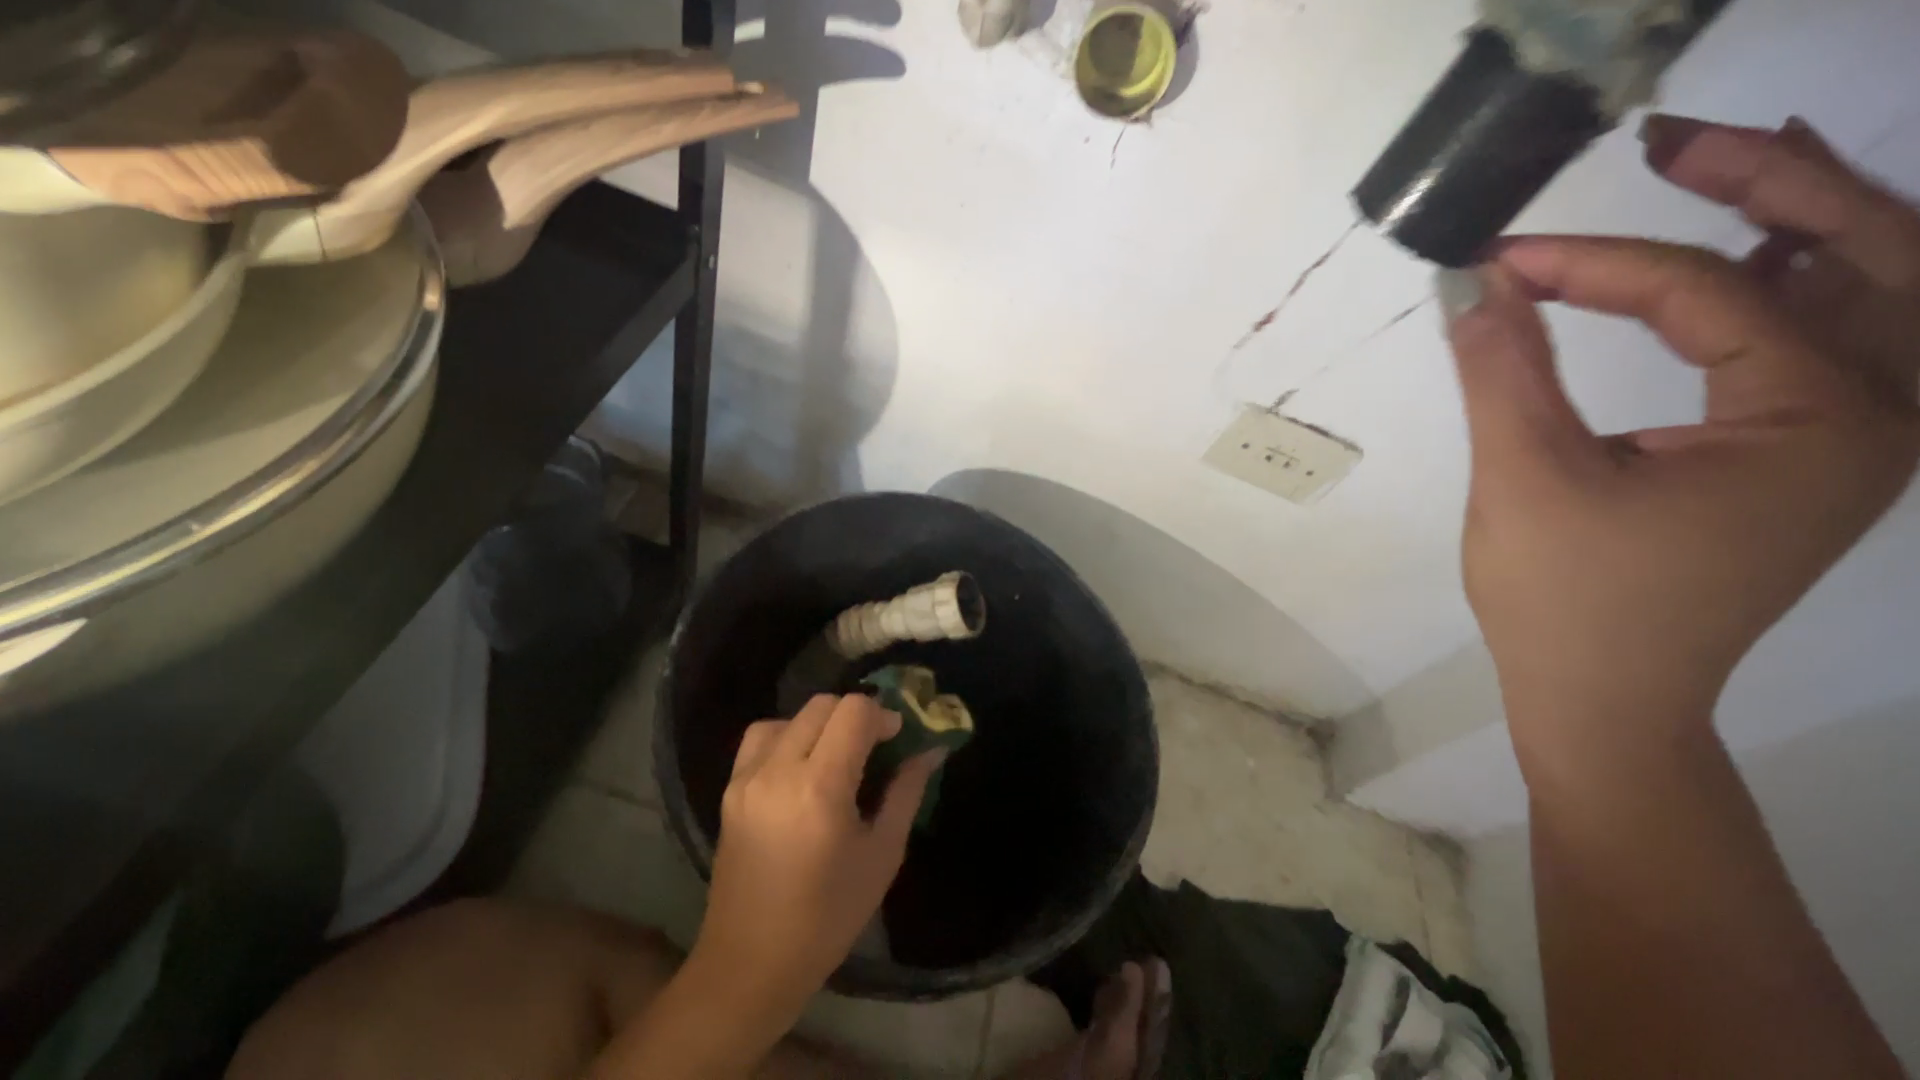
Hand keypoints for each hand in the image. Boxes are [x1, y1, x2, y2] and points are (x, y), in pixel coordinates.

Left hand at [689, 694, 941, 1024]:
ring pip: (789, 717)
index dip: (882, 715)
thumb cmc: (828, 916)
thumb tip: (929, 751)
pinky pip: (761, 739)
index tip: (897, 739)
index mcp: (819, 787)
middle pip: (821, 705)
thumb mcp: (882, 855)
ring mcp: (746, 778)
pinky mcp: (729, 790)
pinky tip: (802, 770)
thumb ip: (905, 793)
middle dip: (854, 716)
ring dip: (819, 724)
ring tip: (836, 759)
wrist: (752, 960)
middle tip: (874, 748)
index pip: (853, 711)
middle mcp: (777, 770)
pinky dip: (787, 738)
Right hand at [1442, 115, 1919, 743]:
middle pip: (1869, 252)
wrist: (1607, 701)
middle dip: (1774, 182)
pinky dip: (1797, 281)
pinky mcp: (1816, 453)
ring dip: (1808, 217)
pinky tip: (1749, 251)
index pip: (1710, 293)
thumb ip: (1505, 369)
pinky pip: (1835, 338)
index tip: (1502, 257)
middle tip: (1674, 141)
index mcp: (1821, 422)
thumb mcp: (1525, 479)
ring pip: (1874, 288)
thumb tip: (1477, 281)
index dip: (1596, 263)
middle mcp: (1883, 416)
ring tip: (1730, 163)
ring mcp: (1860, 436)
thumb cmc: (1567, 603)